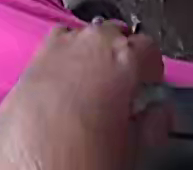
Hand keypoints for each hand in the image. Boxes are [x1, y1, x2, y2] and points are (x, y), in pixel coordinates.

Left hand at [0, 23, 168, 169]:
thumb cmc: (76, 162)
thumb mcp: (128, 152)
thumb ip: (151, 126)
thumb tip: (159, 115)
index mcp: (124, 57)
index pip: (149, 49)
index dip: (152, 69)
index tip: (150, 85)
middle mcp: (94, 41)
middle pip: (118, 36)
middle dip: (123, 56)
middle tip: (122, 88)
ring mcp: (61, 46)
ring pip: (88, 37)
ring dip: (94, 53)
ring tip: (91, 85)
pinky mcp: (33, 58)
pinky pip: (59, 46)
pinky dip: (66, 57)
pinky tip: (63, 84)